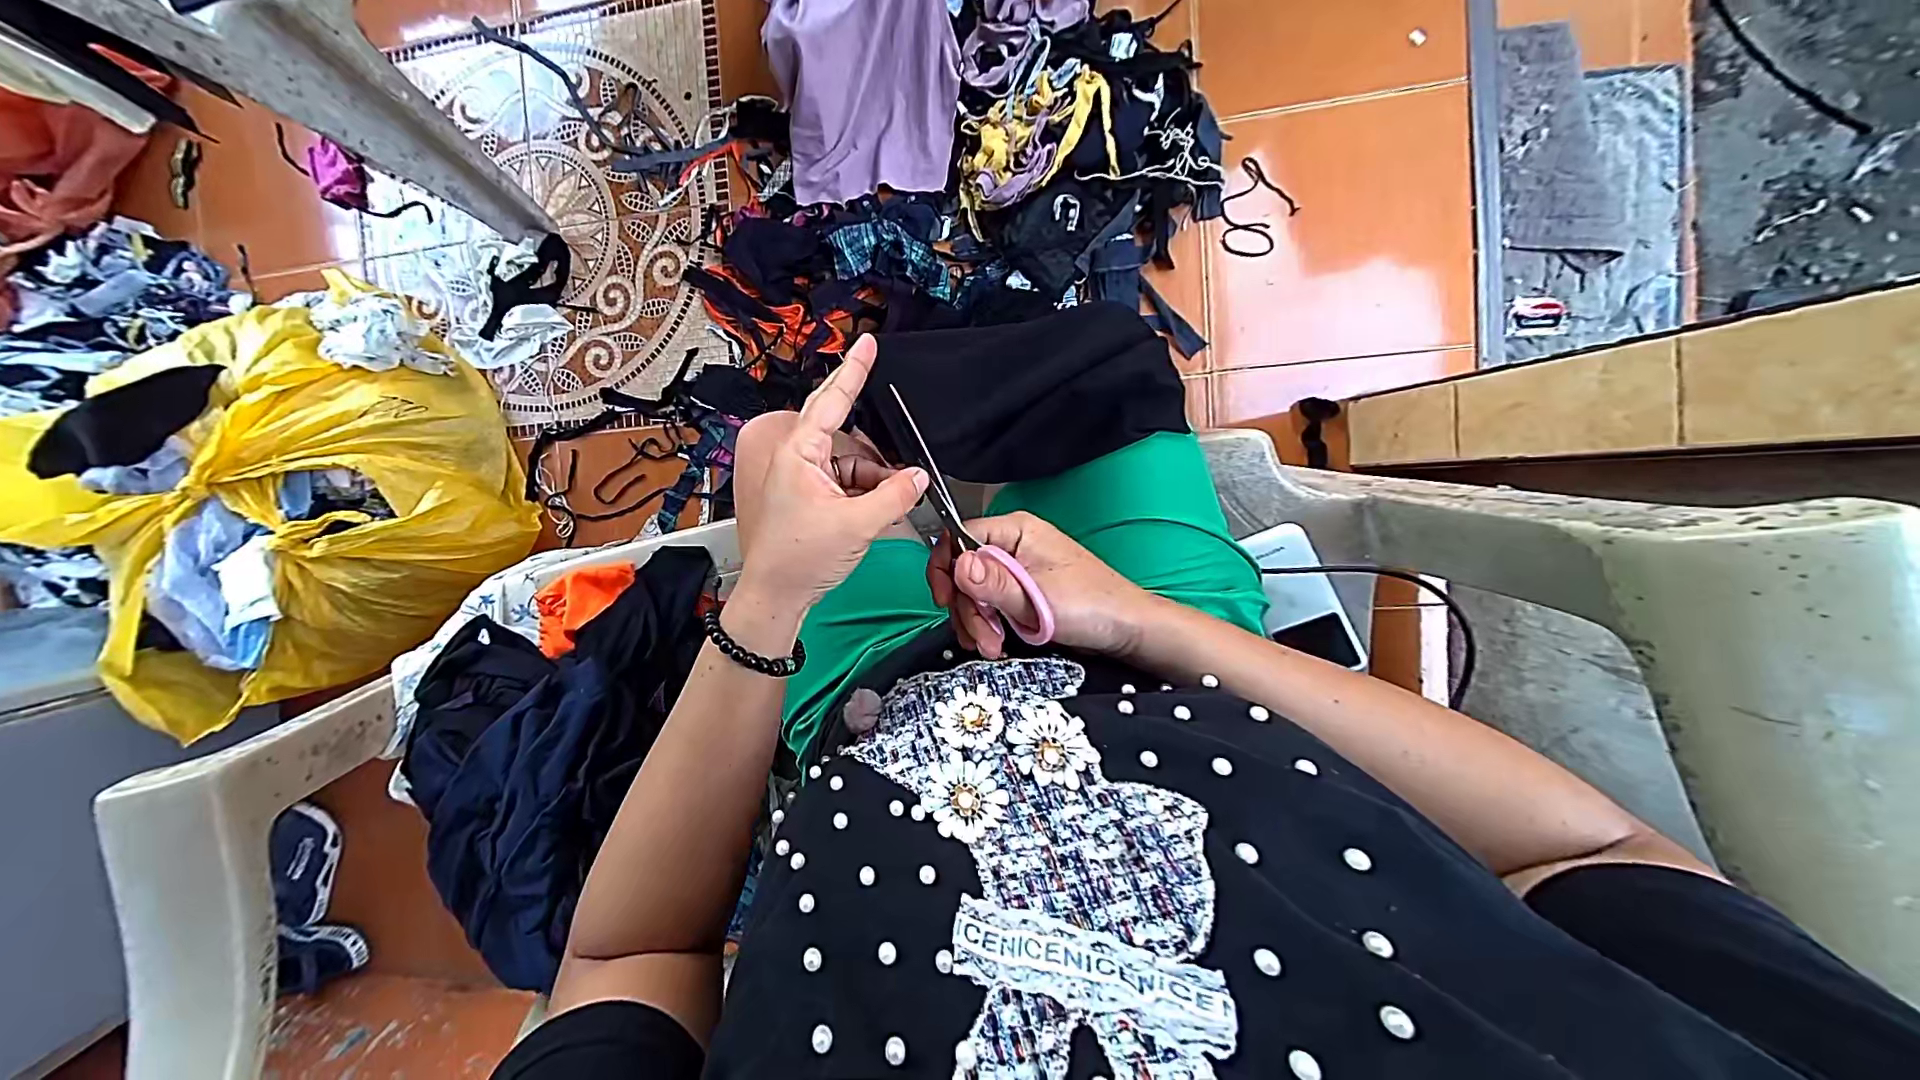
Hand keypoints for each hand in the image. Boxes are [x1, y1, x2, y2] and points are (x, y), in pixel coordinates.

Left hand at [733, 335, 927, 621]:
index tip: (867, 344)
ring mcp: (801, 477)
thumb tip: (918, 477)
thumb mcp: (857, 525)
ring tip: (885, 504)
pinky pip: (844, 480)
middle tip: (894, 461)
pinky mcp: (807, 495)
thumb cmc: (796, 560)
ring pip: (849, 461)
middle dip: (874, 452)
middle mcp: (796, 459)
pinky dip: (864, 492)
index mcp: (798, 454)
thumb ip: (894, 496)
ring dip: (873, 479)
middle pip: (845, 434)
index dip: (854, 370)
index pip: (831, 400)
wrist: (776, 596)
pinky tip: (874, 510)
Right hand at [927, 511, 1160, 660]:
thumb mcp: (1038, 597)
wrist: (1126, 631)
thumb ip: (995, 583)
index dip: (946, 568)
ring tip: (993, 646)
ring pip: (972, 592)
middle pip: (963, 571)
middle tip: (982, 635)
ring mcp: (1015, 571)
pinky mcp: (1019, 593)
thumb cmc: (1094, 605)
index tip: (945, 597)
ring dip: (976, 622)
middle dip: (967, 607)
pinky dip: (987, 626)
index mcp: (1017, 531)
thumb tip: (959, 565)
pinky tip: (996, 643)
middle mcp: (1012, 546)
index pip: (960, 537)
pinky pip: (988, 606)